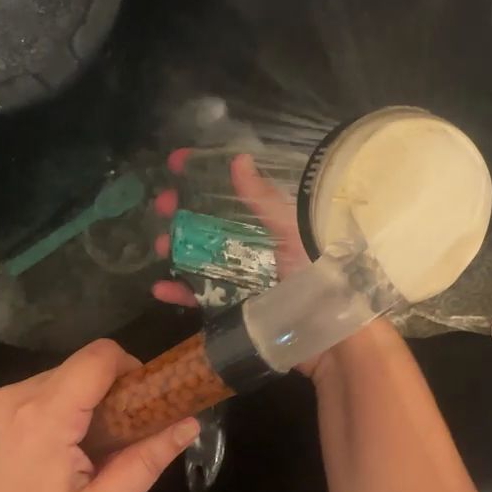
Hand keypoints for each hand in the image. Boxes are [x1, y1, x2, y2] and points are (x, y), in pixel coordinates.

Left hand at [0, 339, 197, 491]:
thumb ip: (146, 463)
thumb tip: (188, 424)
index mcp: (44, 416)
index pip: (99, 357)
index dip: (130, 368)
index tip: (141, 403)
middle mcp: (11, 395)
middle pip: (77, 369)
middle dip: (104, 396)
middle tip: (113, 443)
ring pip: (52, 380)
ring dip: (73, 406)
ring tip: (73, 457)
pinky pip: (25, 394)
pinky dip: (45, 413)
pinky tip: (39, 457)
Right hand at [152, 150, 342, 379]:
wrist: (333, 331)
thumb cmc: (319, 273)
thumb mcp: (294, 230)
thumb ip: (265, 201)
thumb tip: (239, 160)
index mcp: (270, 226)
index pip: (231, 194)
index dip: (203, 176)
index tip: (175, 162)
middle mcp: (255, 249)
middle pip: (210, 226)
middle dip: (182, 213)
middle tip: (160, 205)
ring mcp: (243, 280)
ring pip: (201, 260)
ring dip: (176, 250)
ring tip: (158, 245)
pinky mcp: (236, 311)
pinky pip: (203, 299)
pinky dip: (180, 293)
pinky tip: (160, 288)